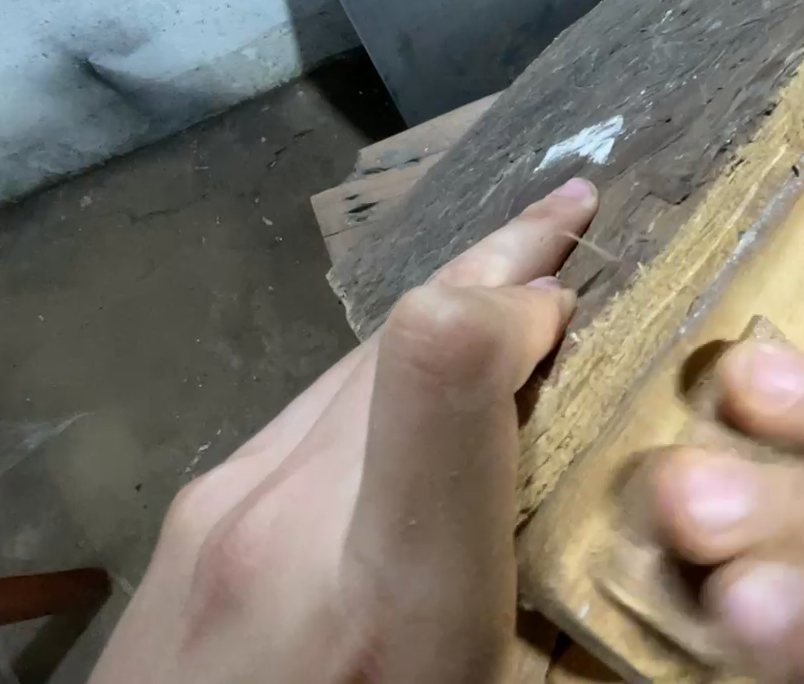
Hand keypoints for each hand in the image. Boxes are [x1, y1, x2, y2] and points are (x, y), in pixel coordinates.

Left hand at [91, 178, 598, 683]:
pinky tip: (428, 372)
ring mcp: (223, 505)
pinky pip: (323, 401)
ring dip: (451, 304)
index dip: (510, 301)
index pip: (434, 366)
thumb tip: (605, 484)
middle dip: (505, 258)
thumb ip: (545, 587)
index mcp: (389, 596)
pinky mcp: (197, 508)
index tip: (570, 300)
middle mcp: (286, 523)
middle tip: (574, 208)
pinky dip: (394, 366)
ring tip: (517, 269)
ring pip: (365, 354)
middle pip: (406, 329)